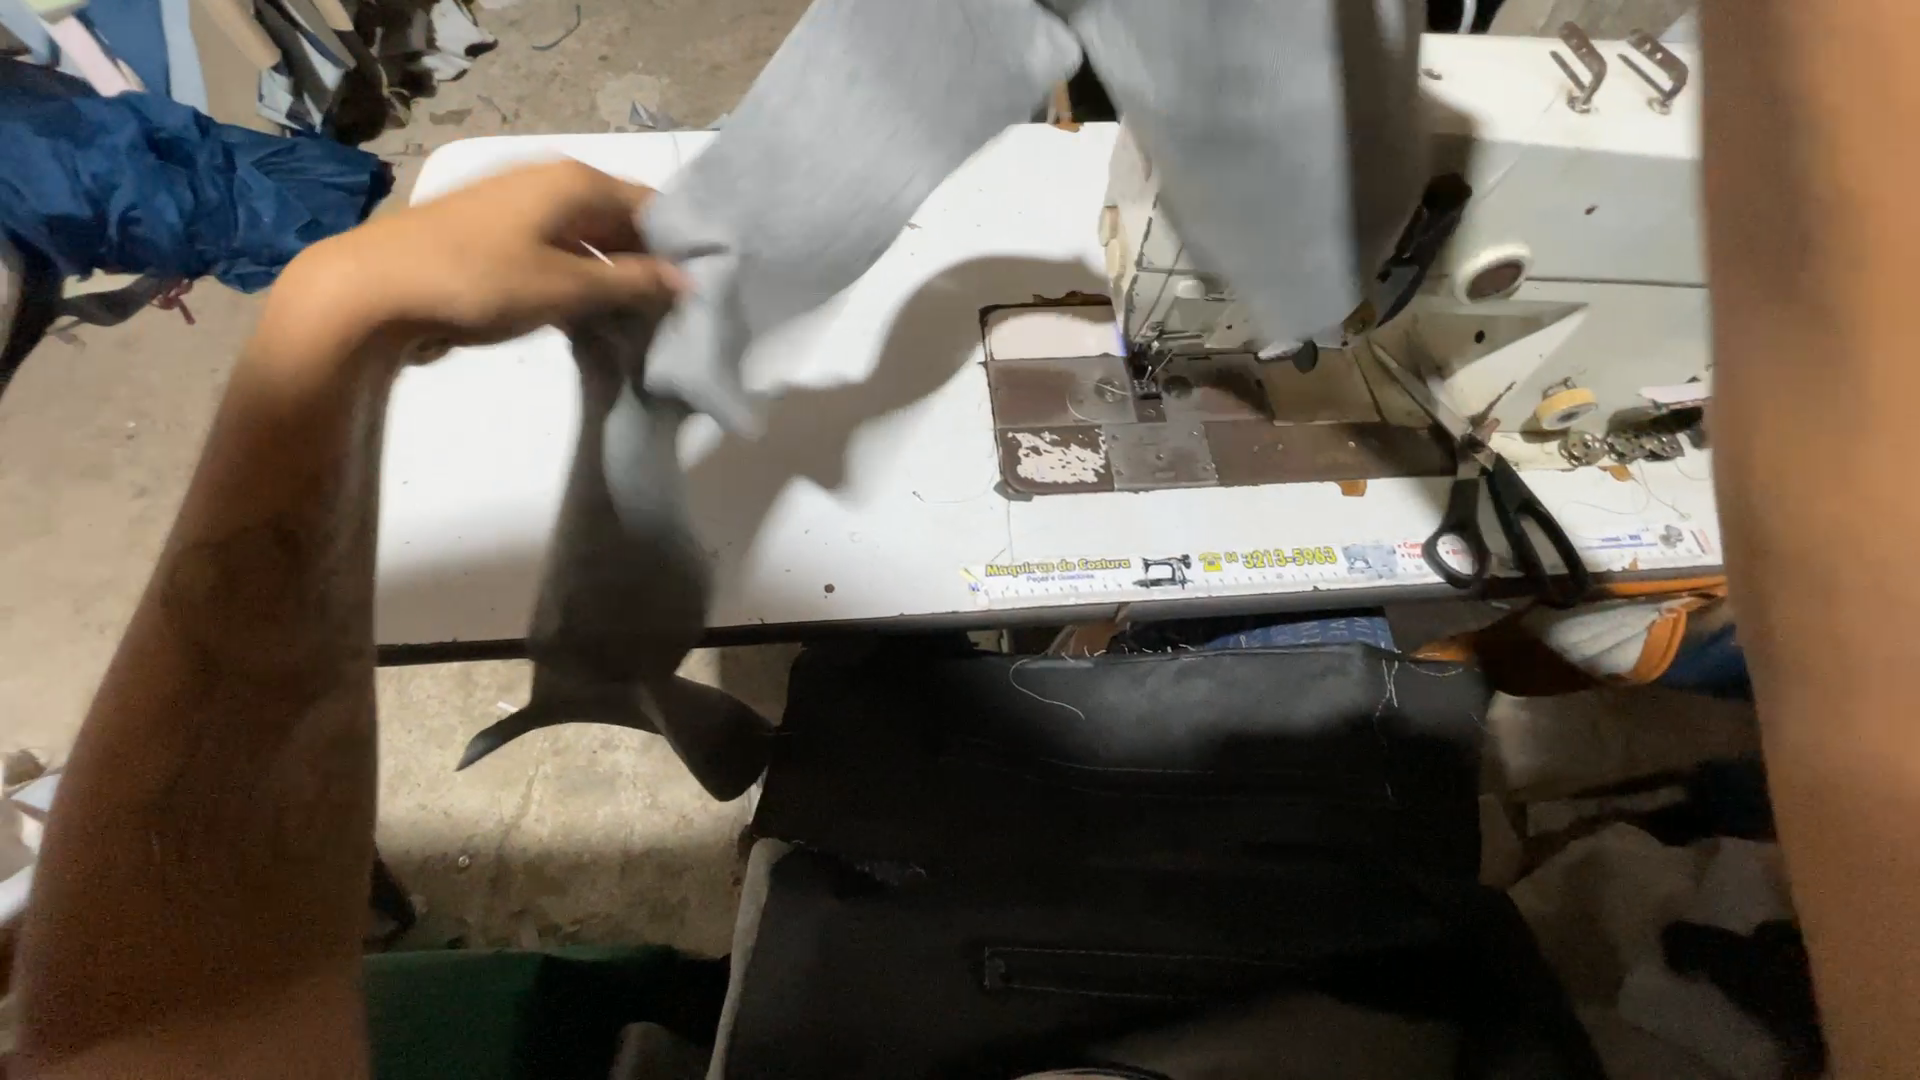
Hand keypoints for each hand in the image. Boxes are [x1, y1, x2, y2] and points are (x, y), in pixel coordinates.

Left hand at [272, 160, 685, 354]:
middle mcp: (552, 185)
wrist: (375, 291)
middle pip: (624, 223)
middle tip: (682, 311)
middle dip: (652, 264)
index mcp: (574, 182)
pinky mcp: (505, 240)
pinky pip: (566, 256)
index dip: (681, 243)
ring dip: (620, 279)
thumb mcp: (569, 286)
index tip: (706, 285)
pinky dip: (588, 284)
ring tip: (648, 321)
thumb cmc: (481, 280)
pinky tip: (602, 319)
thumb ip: (635, 283)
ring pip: (595, 243)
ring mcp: (525, 212)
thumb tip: (688, 281)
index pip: (653, 205)